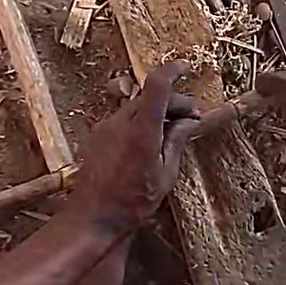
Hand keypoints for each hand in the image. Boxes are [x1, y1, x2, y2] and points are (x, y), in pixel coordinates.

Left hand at [63, 61, 204, 231]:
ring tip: (172, 132)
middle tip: (192, 118)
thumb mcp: (165, 173)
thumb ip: (176, 140)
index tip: (186, 68)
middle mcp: (121, 122)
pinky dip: (140, 121)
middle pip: (150, 95)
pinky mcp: (98, 135)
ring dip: (156, 111)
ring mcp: (106, 127)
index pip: (157, 85)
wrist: (93, 216)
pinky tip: (149, 140)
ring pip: (136, 107)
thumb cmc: (133, 201)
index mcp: (142, 130)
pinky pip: (123, 119)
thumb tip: (188, 120)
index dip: (173, 70)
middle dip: (173, 101)